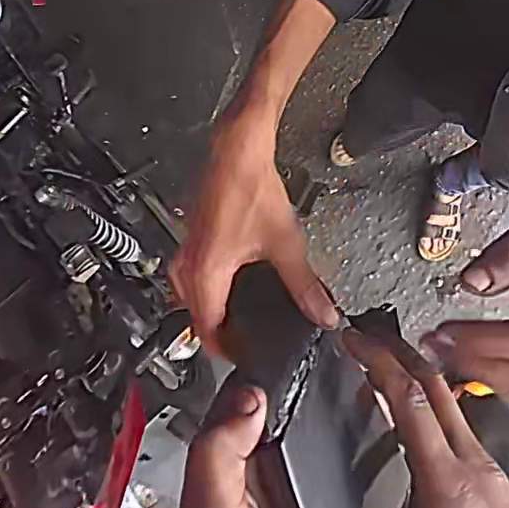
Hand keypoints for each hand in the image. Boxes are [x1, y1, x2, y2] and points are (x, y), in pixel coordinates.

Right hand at [172, 109, 338, 352]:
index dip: (225, 351)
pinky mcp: (190, 235)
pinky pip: (188, 273)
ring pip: (187, 294)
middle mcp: (189, 264)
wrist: (236, 151)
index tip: (243, 356)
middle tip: (242, 340)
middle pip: (193, 316)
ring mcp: (186, 248)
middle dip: (216, 333)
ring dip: (207, 309)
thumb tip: (322, 312)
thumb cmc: (250, 188)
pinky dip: (204, 285)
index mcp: (207, 273)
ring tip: (234, 315)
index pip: (206, 332)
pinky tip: (226, 278)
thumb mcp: (285, 243)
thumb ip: (304, 285)